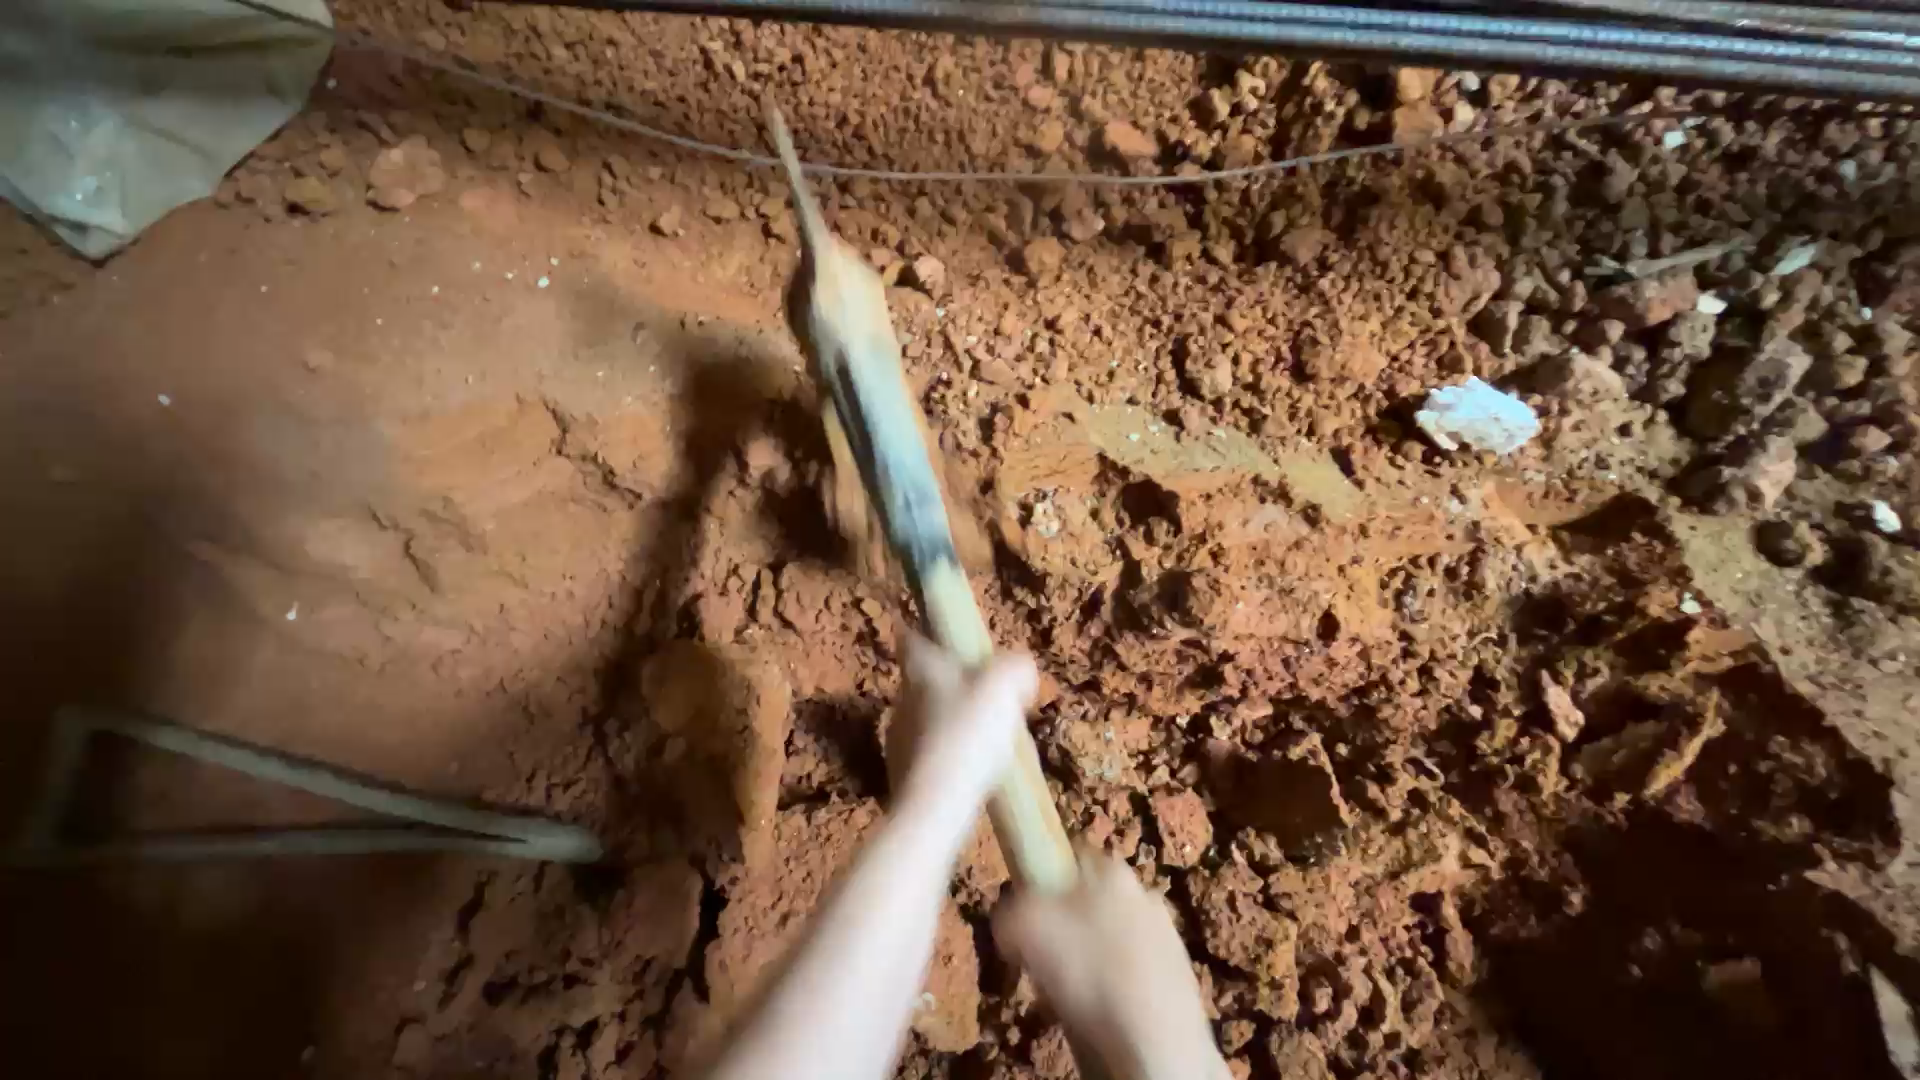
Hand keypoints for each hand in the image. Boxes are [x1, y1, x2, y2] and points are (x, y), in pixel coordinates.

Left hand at [891, 639, 1036, 814]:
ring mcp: (898, 737)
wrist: (935, 805)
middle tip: (988, 695)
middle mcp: (902, 698)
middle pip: (925, 680)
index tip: (947, 640)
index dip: (926, 633)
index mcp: (921, 669)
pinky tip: (975, 771)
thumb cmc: (968, 734)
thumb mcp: (1004, 686)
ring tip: (988, 739)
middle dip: (953, 684)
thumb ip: (1015, 667)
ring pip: (928, 718)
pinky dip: (950, 757)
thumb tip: (1019, 668)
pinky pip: (931, 754)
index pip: (911, 637)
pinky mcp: (902, 772)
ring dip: (953, 722)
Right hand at [994, 854, 1229, 1079]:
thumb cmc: (1087, 968)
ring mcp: (1167, 932)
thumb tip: (1010, 918)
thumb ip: (1010, 909)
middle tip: (1045, 957)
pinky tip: (1102, 1012)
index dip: (1043, 879)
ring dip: (1092, 959)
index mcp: (1111, 866)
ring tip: (1071, 993)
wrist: (1157, 1040)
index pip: (1071, 855)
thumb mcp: (1024, 926)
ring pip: (1113, 937)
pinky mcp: (1179, 974)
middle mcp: (1144, 889)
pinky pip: (1133, 972)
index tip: (1028, 910)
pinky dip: (1116, 988)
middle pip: (1092, 898)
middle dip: (1068, 924)